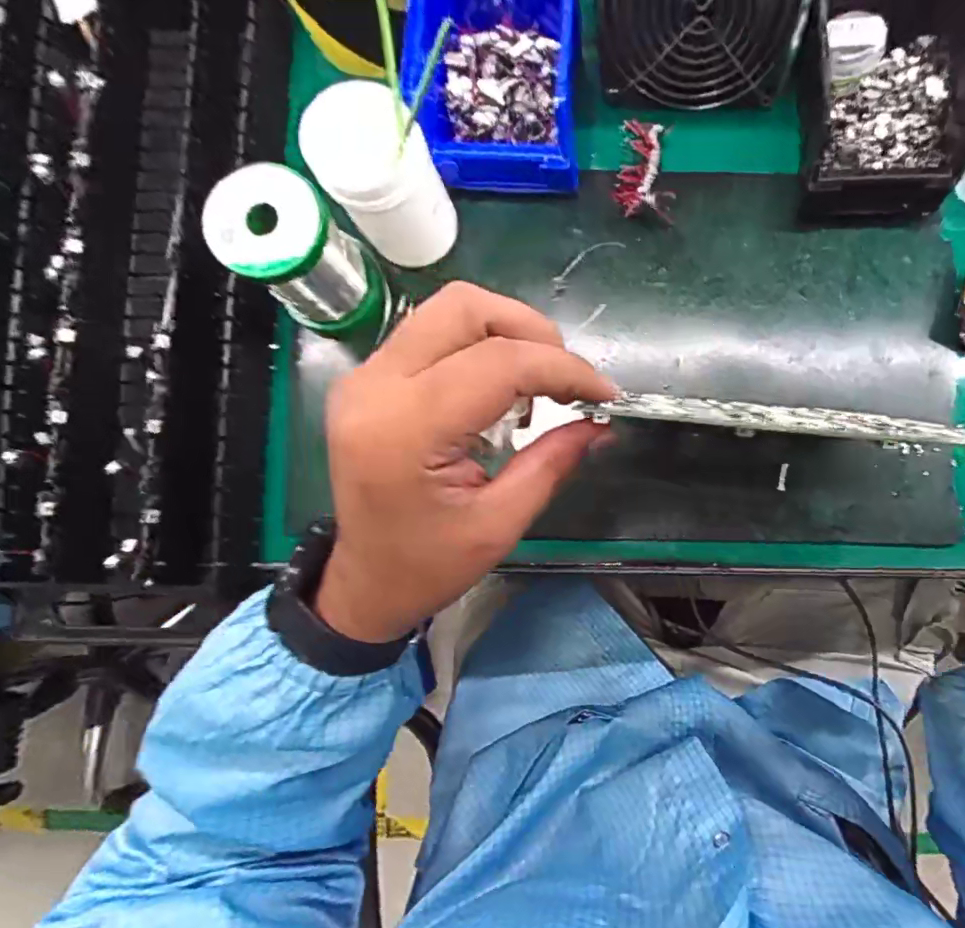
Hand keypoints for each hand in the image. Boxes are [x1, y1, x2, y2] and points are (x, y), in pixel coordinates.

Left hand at [315, 282, 616, 642]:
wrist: (366, 581)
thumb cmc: (428, 566)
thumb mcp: (499, 524)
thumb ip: (550, 463)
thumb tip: (598, 422)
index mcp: (405, 430)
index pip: (497, 363)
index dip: (562, 369)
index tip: (602, 394)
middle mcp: (374, 387)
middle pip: (465, 309)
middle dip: (531, 332)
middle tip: (564, 381)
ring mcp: (362, 378)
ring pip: (446, 311)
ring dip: (504, 333)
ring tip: (533, 386)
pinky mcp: (364, 380)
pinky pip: (429, 334)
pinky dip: (475, 347)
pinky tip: (495, 391)